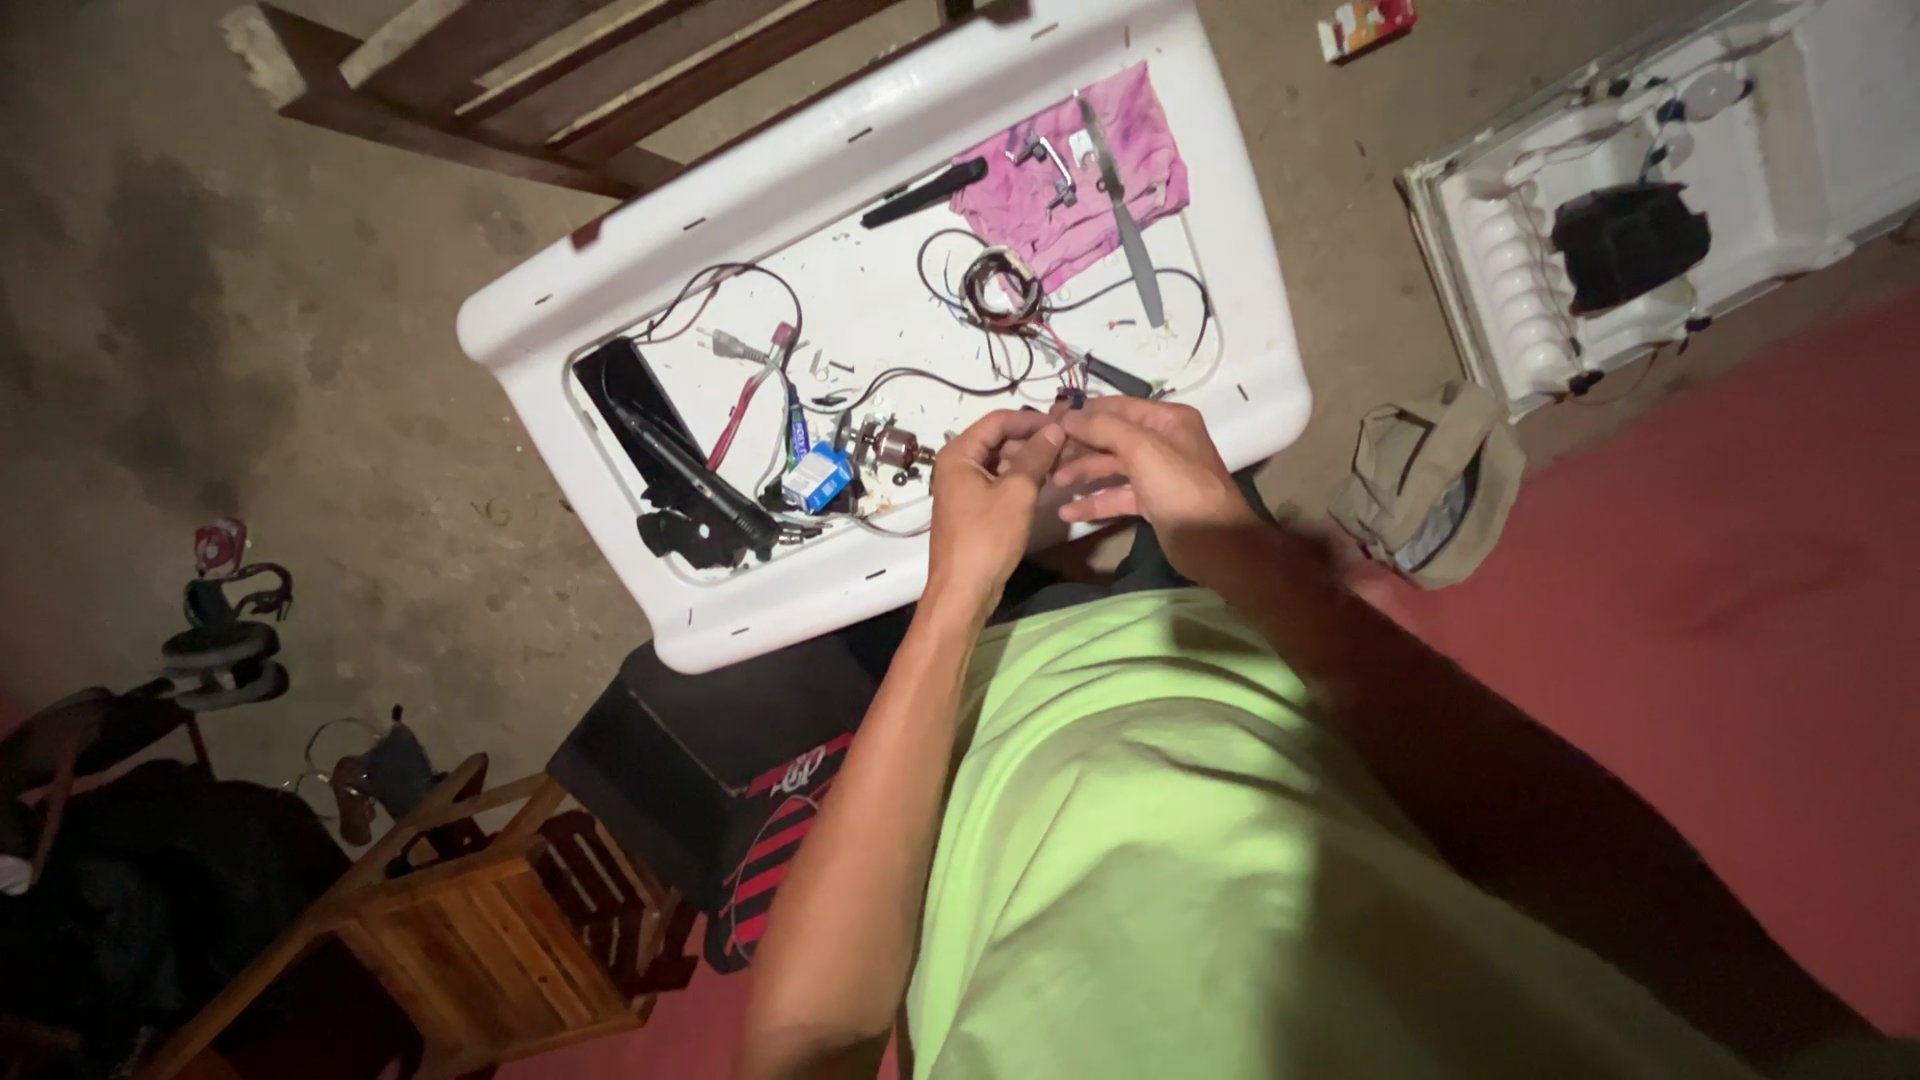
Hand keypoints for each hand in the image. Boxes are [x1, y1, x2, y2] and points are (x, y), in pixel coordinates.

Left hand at [926, 410, 1065, 619]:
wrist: (963, 590)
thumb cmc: (987, 537)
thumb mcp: (1017, 492)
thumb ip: (1036, 456)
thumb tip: (1055, 428)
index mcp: (959, 453)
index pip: (998, 420)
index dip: (1031, 419)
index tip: (1064, 423)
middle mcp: (956, 465)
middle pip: (998, 439)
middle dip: (1032, 439)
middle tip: (1068, 444)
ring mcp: (963, 487)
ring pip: (1000, 461)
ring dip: (1029, 460)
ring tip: (1063, 461)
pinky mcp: (973, 508)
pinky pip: (998, 482)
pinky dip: (1020, 479)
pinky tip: (1045, 482)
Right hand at [1054, 398, 1260, 579]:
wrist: (1214, 542)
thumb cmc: (1180, 486)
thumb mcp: (1142, 448)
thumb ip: (1103, 428)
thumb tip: (1067, 416)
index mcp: (1167, 420)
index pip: (1117, 407)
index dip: (1084, 412)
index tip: (1049, 418)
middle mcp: (1162, 442)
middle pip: (1111, 438)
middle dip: (1079, 445)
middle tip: (1046, 453)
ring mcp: (1156, 473)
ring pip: (1111, 467)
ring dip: (1082, 473)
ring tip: (1053, 483)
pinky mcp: (1150, 502)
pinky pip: (1116, 496)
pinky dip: (1094, 502)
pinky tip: (1069, 512)